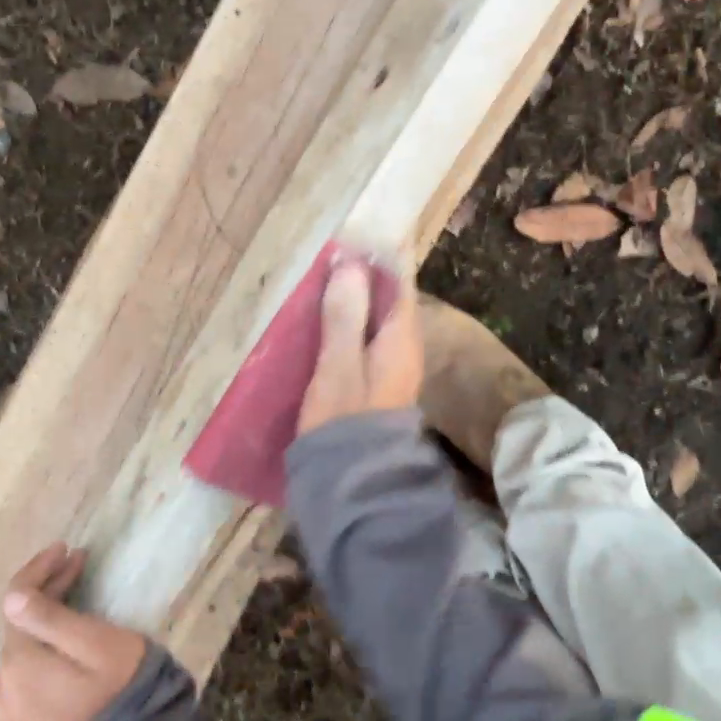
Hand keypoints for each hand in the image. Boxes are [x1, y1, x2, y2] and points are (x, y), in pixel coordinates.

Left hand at [0, 543, 147, 720]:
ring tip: (71, 614)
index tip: (68, 548)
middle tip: (78, 570)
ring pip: (18, 663)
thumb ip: (51, 619)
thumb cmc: (121, 694)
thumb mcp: (97, 645)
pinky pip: (20, 695)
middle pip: (19, 630)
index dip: (42, 568)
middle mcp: (1, 692)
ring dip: (40, 633)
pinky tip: (60, 664)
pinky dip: (37, 669)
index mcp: (19, 662)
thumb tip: (12, 596)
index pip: (18, 598)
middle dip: (45, 594)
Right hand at [297, 253, 422, 434]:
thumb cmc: (344, 422)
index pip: (398, 282)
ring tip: (317, 282)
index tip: (347, 235)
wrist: (353, 484)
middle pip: (386, 298)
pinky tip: (320, 323)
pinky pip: (363, 339)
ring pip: (374, 319)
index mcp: (401, 338)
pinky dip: (345, 324)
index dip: (375, 256)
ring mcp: (391, 367)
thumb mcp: (338, 366)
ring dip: (350, 300)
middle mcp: (403, 348)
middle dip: (359, 276)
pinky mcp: (374, 383)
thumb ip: (345, 316)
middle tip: (325, 255)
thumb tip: (351, 265)